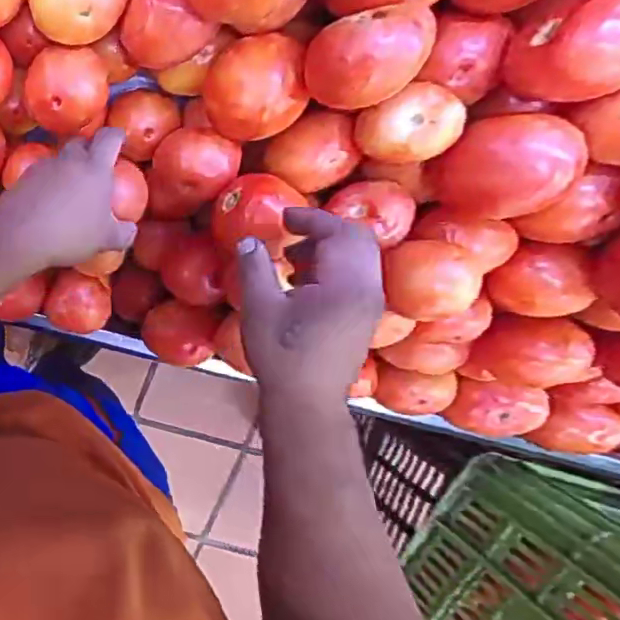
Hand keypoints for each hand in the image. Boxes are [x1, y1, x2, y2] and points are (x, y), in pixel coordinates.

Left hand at [0, 128, 137, 273]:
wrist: (17, 237)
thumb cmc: (69, 234)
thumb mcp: (104, 240)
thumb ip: (123, 233)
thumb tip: (130, 229)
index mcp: (95, 167)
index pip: (109, 138)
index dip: (116, 136)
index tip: (119, 140)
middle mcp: (68, 160)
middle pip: (80, 142)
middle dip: (88, 149)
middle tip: (93, 166)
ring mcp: (42, 167)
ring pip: (57, 159)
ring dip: (65, 168)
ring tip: (68, 189)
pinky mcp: (21, 179)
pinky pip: (38, 175)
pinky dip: (45, 183)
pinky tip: (45, 203)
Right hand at [234, 208, 383, 407]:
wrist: (307, 402)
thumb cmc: (281, 355)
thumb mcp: (260, 308)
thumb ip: (255, 268)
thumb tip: (248, 240)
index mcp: (345, 284)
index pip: (339, 233)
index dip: (311, 218)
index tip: (284, 217)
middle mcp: (367, 290)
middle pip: (359, 240)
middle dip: (324, 229)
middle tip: (291, 232)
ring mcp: (370, 304)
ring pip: (361, 257)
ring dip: (329, 248)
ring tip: (292, 260)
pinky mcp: (366, 317)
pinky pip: (358, 275)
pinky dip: (334, 266)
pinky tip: (303, 283)